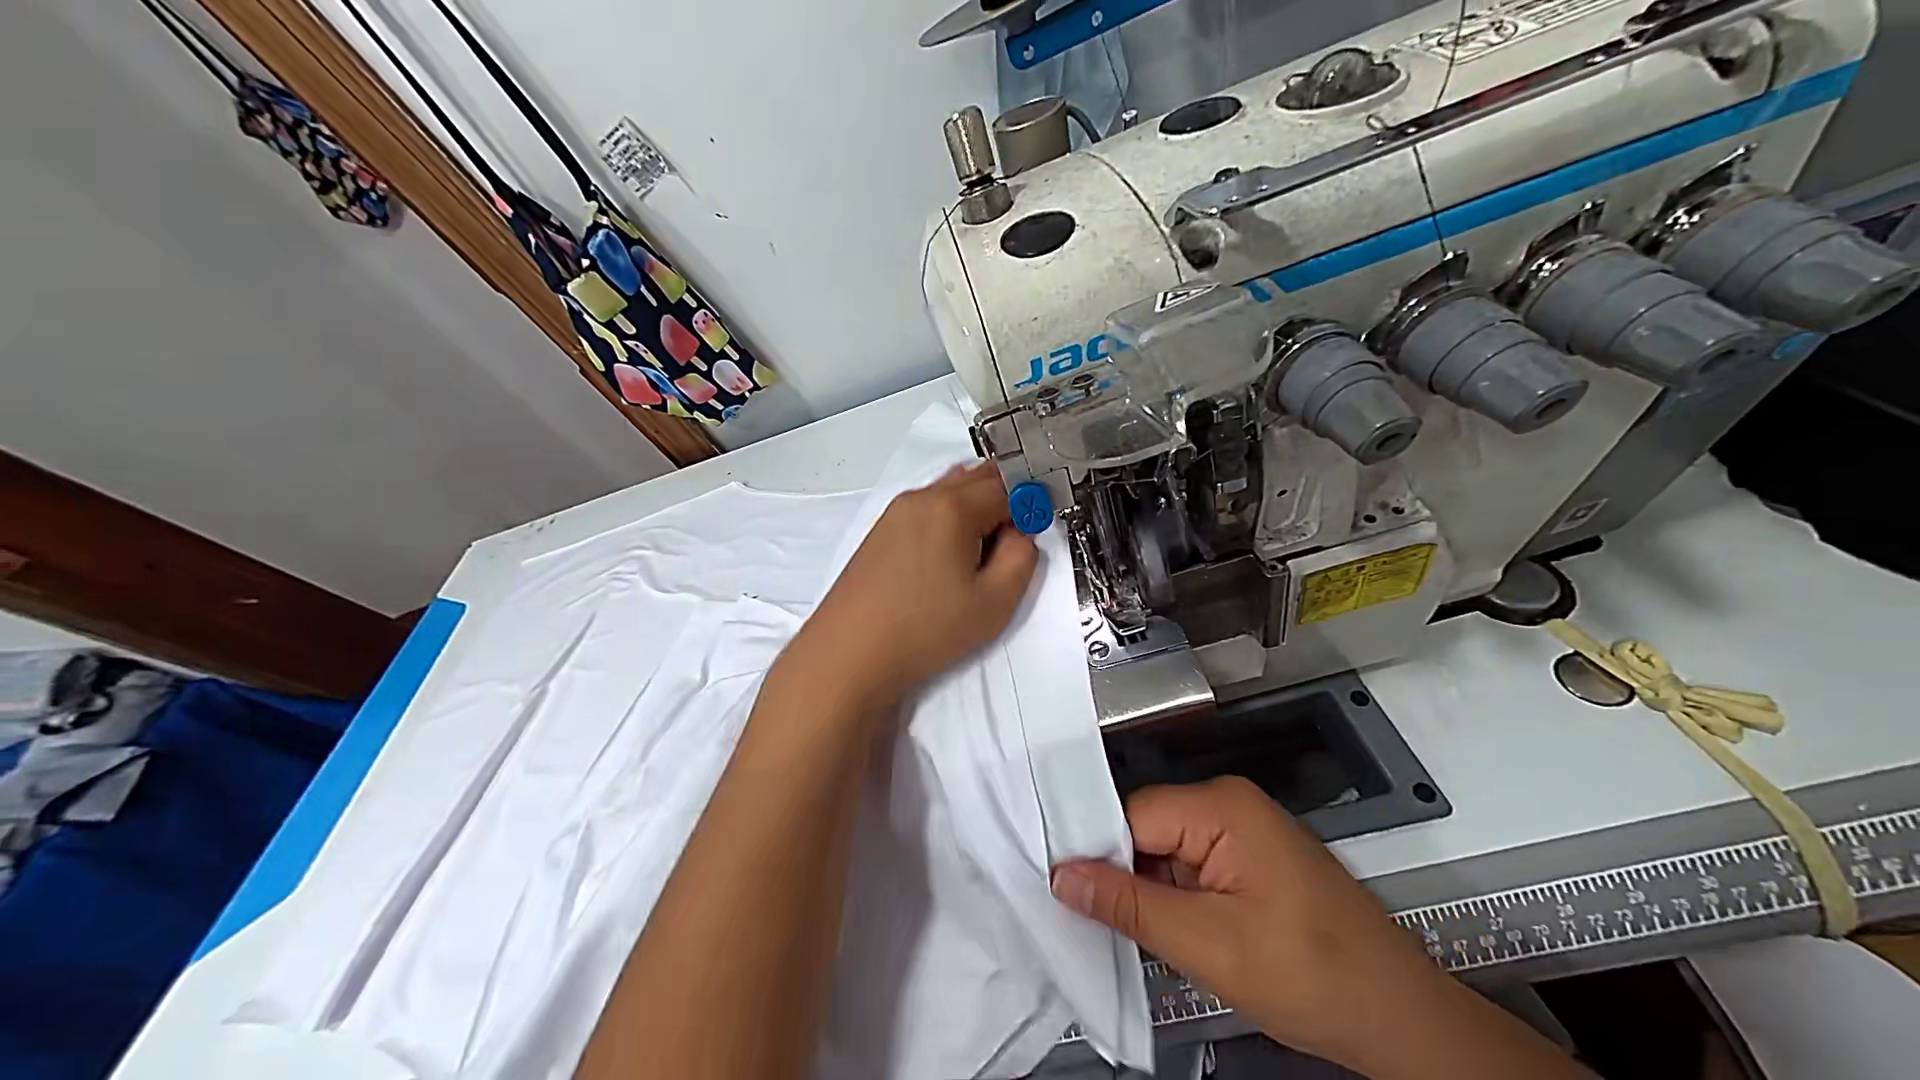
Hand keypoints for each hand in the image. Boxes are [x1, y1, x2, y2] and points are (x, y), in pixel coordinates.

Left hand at [795, 462, 1038, 705]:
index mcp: (951, 507)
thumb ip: (1022, 557)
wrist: (851, 654)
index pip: (1007, 485)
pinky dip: (947, 521)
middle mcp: (920, 498)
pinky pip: (926, 509)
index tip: (1034, 533)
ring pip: (950, 492)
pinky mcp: (881, 531)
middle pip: (977, 478)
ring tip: (978, 557)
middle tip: (1009, 547)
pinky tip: (946, 562)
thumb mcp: (995, 601)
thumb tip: (1019, 534)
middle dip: (1003, 501)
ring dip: (974, 510)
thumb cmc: (925, 630)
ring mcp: (895, 512)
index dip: (1029, 505)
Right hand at [1049, 777, 1441, 1069]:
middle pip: (1144, 830)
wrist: (1400, 1021)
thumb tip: (1067, 876)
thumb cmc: (1323, 976)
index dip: (1098, 855)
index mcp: (1222, 806)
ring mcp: (1240, 834)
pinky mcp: (1245, 861)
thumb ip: (1129, 905)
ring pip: (1162, 854)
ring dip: (1150, 894)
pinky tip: (1179, 934)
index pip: (1130, 815)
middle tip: (1110, 925)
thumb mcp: (1209, 944)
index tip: (1070, 890)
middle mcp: (1229, 807)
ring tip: (1156, 937)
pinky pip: (1186, 869)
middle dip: (1125, 878)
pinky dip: (1173, 901)